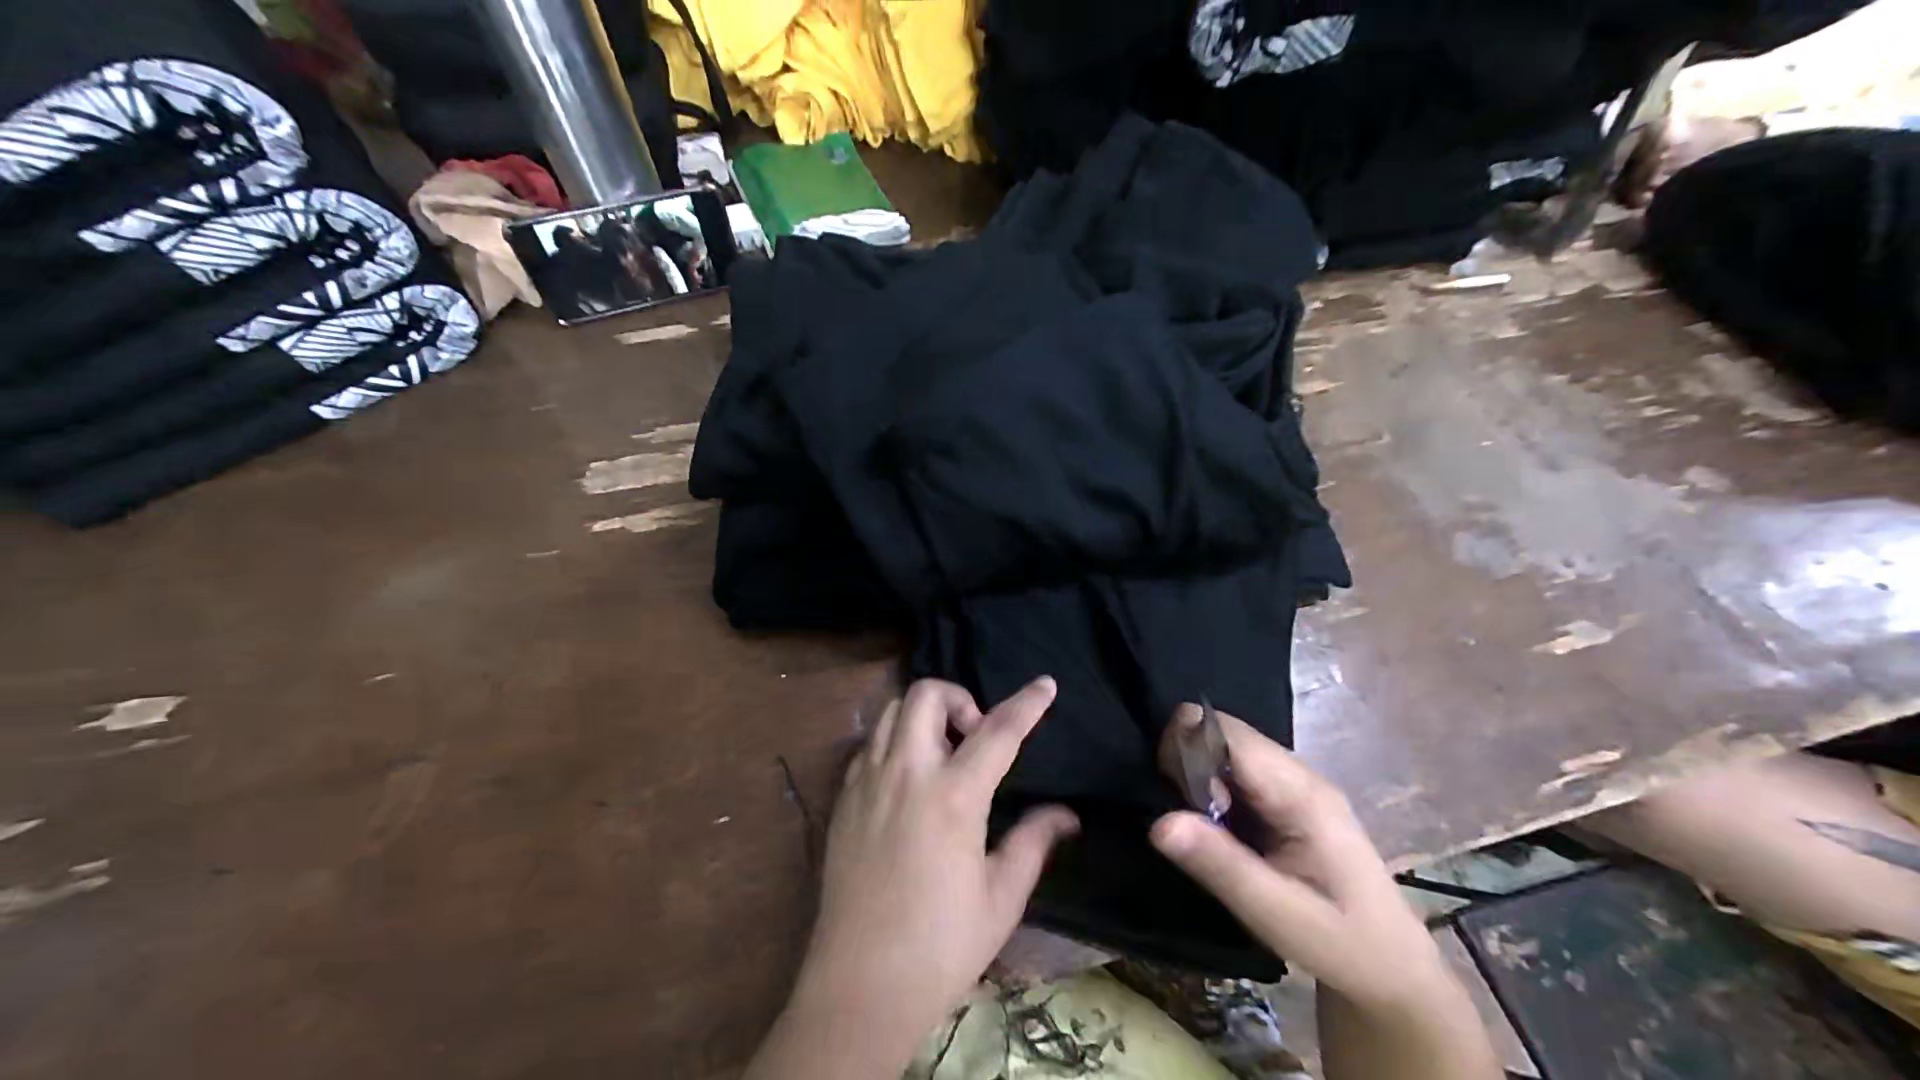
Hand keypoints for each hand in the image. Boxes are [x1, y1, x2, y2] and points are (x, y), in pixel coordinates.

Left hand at [765, 677, 1077, 1077]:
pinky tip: (909, 781)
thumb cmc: (942, 945)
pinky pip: (870, 745)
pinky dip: (896, 742)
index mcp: (953, 796)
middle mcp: (906, 774)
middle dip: (960, 699)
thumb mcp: (1002, 896)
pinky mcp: (843, 799)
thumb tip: (1067, 814)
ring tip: (943, 755)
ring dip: (924, 716)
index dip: (1027, 703)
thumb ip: (1033, 841)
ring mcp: (867, 782)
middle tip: (976, 738)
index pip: (998, 731)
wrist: (860, 984)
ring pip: (892, 712)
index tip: (1045, 683)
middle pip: (927, 695)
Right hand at [1149, 705, 1447, 1010]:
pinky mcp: (1287, 797)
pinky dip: (1213, 791)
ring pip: (1225, 749)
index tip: (1180, 799)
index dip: (1187, 749)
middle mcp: (1297, 773)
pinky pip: (1235, 771)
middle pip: (1222, 733)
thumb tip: (1158, 823)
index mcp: (1300, 791)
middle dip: (1189, 765)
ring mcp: (1294, 783)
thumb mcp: (1276, 914)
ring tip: (1210, 832)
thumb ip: (1219, 865)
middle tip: (1195, 823)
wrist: (1395, 971)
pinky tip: (1224, 833)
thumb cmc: (1340, 944)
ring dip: (1199, 779)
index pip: (1225, 731)